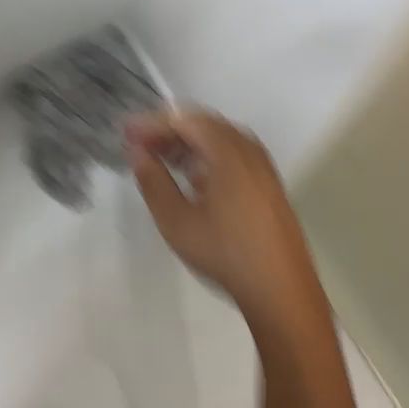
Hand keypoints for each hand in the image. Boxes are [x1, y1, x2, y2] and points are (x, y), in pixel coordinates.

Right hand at [125, 111, 321, 316]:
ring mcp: (261, 165)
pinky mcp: (268, 182)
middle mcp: (248, 147)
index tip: (127, 134)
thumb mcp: (178, 222)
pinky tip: (193, 180)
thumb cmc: (226, 253)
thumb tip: (139, 154)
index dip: (153, 124)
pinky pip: (233, 154)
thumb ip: (155, 183)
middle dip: (169, 131)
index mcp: (227, 149)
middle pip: (203, 124)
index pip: (185, 120)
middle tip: (140, 147)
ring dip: (188, 144)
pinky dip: (208, 156)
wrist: (281, 289)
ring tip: (161, 161)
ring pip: (219, 139)